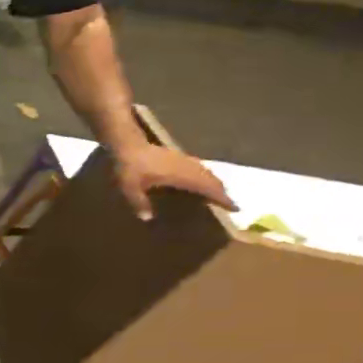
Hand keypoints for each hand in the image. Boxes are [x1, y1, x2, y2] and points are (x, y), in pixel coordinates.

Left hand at [112, 141, 235, 221]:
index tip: (234, 207)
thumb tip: (148, 219)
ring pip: (206, 170)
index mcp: (179, 175)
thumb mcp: (130, 187)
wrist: (127, 143)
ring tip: (218, 194)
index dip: (221, 197)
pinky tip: (200, 180)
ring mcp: (182, 159)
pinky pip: (198, 166)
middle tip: (229, 204)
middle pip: (211, 178)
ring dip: (214, 182)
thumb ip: (139, 202)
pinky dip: (205, 175)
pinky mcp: (177, 155)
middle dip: (221, 191)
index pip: (207, 187)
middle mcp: (186, 166)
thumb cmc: (130, 166)